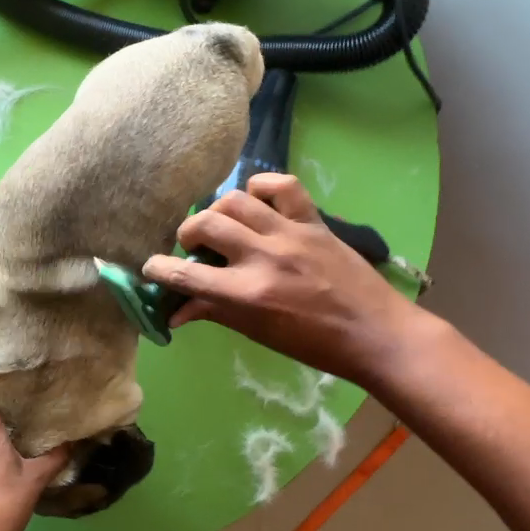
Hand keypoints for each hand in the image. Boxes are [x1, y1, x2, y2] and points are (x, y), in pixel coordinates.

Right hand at [142, 173, 432, 384]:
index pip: (185, 273)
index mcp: (246, 293)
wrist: (377, 334)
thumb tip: (175, 311)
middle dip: (186, 234)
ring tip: (221, 227)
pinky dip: (262, 188)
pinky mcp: (315, 222)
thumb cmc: (312, 343)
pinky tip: (256, 203)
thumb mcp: (257, 332)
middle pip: (205, 224)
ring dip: (217, 212)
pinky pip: (283, 187)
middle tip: (192, 249)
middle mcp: (264, 257)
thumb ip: (214, 312)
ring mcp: (291, 234)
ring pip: (235, 201)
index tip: (151, 269)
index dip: (158, 269)